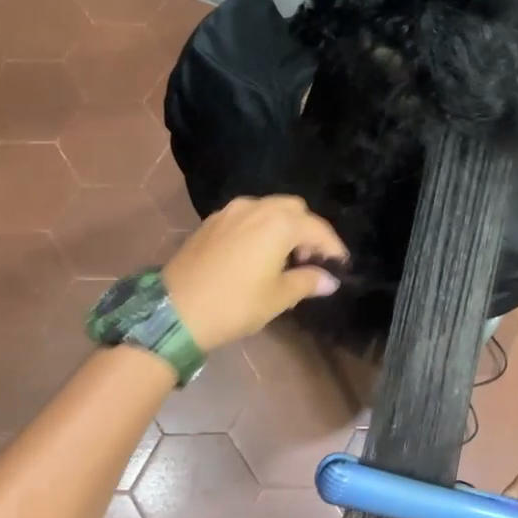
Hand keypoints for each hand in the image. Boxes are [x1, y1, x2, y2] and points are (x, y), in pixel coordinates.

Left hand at [162, 196, 347, 350]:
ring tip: (285, 258)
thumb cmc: (235, 305)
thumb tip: (329, 280)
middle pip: (293, 209)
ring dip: (283, 227)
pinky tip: (258, 254)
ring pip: (267, 209)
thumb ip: (307, 282)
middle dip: (307, 230)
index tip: (341, 265)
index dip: (333, 246)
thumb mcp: (278, 297)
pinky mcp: (210, 222)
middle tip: (311, 259)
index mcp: (278, 224)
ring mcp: (229, 212)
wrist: (177, 310)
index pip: (317, 228)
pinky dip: (260, 228)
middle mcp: (255, 208)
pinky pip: (246, 217)